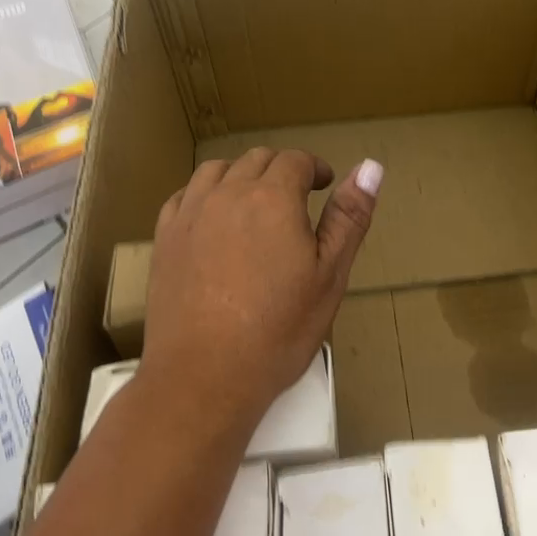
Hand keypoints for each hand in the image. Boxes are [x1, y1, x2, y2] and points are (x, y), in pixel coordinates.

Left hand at [138, 148, 383, 429]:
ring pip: (218, 170)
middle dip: (281, 171)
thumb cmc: (277, 331)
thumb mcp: (329, 276)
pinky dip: (205, 194)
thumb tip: (371, 165)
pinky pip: (184, 195)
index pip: (296, 160)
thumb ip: (349, 217)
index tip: (323, 185)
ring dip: (241, 176)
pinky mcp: (165, 237)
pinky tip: (213, 218)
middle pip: (257, 159)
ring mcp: (191, 212)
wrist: (204, 376)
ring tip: (254, 204)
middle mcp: (229, 192)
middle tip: (295, 200)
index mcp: (274, 197)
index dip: (314, 168)